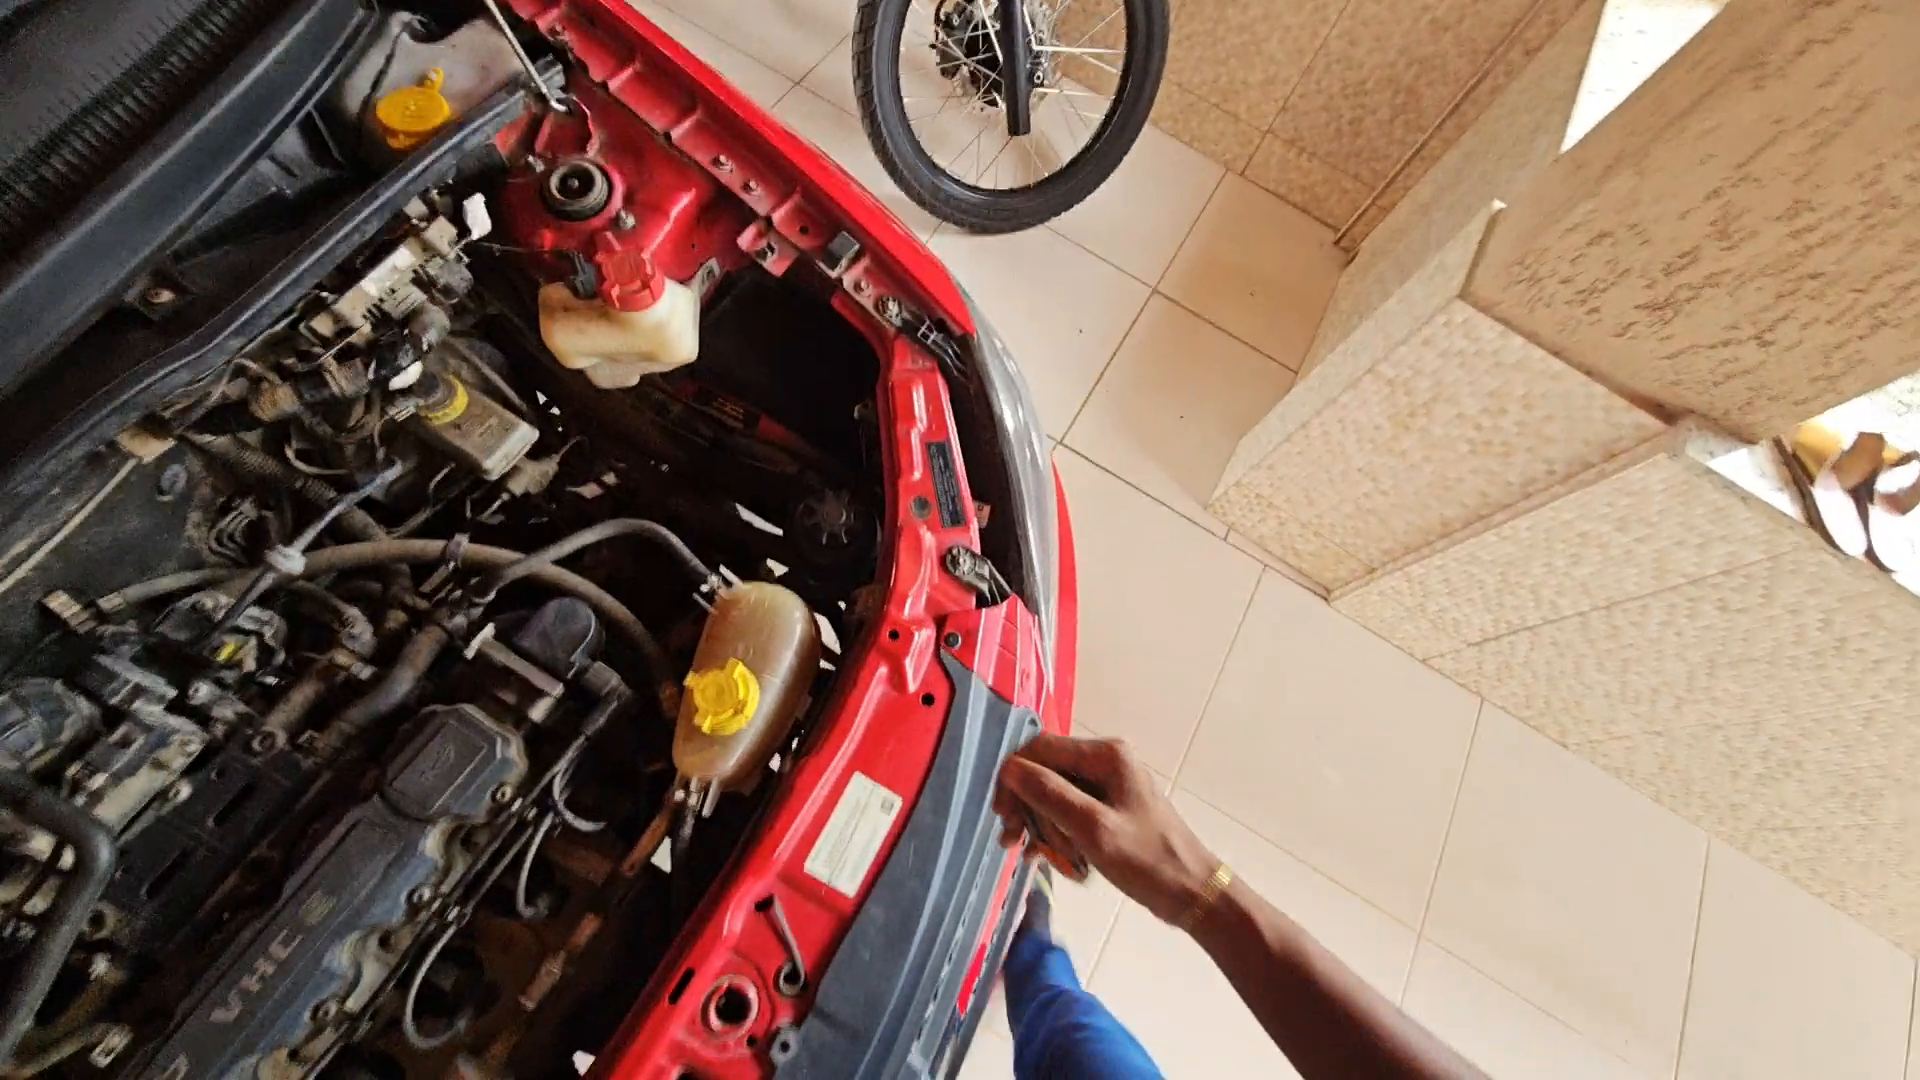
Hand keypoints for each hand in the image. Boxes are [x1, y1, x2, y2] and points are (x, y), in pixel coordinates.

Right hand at [994, 734, 1220, 925]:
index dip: (1015, 776)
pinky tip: (1041, 853)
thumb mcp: (1093, 829)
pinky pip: (1067, 807)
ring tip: (1024, 850)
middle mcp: (1104, 759)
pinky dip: (1052, 827)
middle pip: (1045, 768)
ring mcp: (1107, 782)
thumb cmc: (1146, 860)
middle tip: (1010, 838)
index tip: (1002, 814)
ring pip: (1052, 790)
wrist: (1192, 893)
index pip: (1041, 748)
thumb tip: (1009, 768)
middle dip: (1024, 802)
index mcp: (1105, 754)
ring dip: (1035, 818)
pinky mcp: (1107, 805)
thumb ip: (1049, 794)